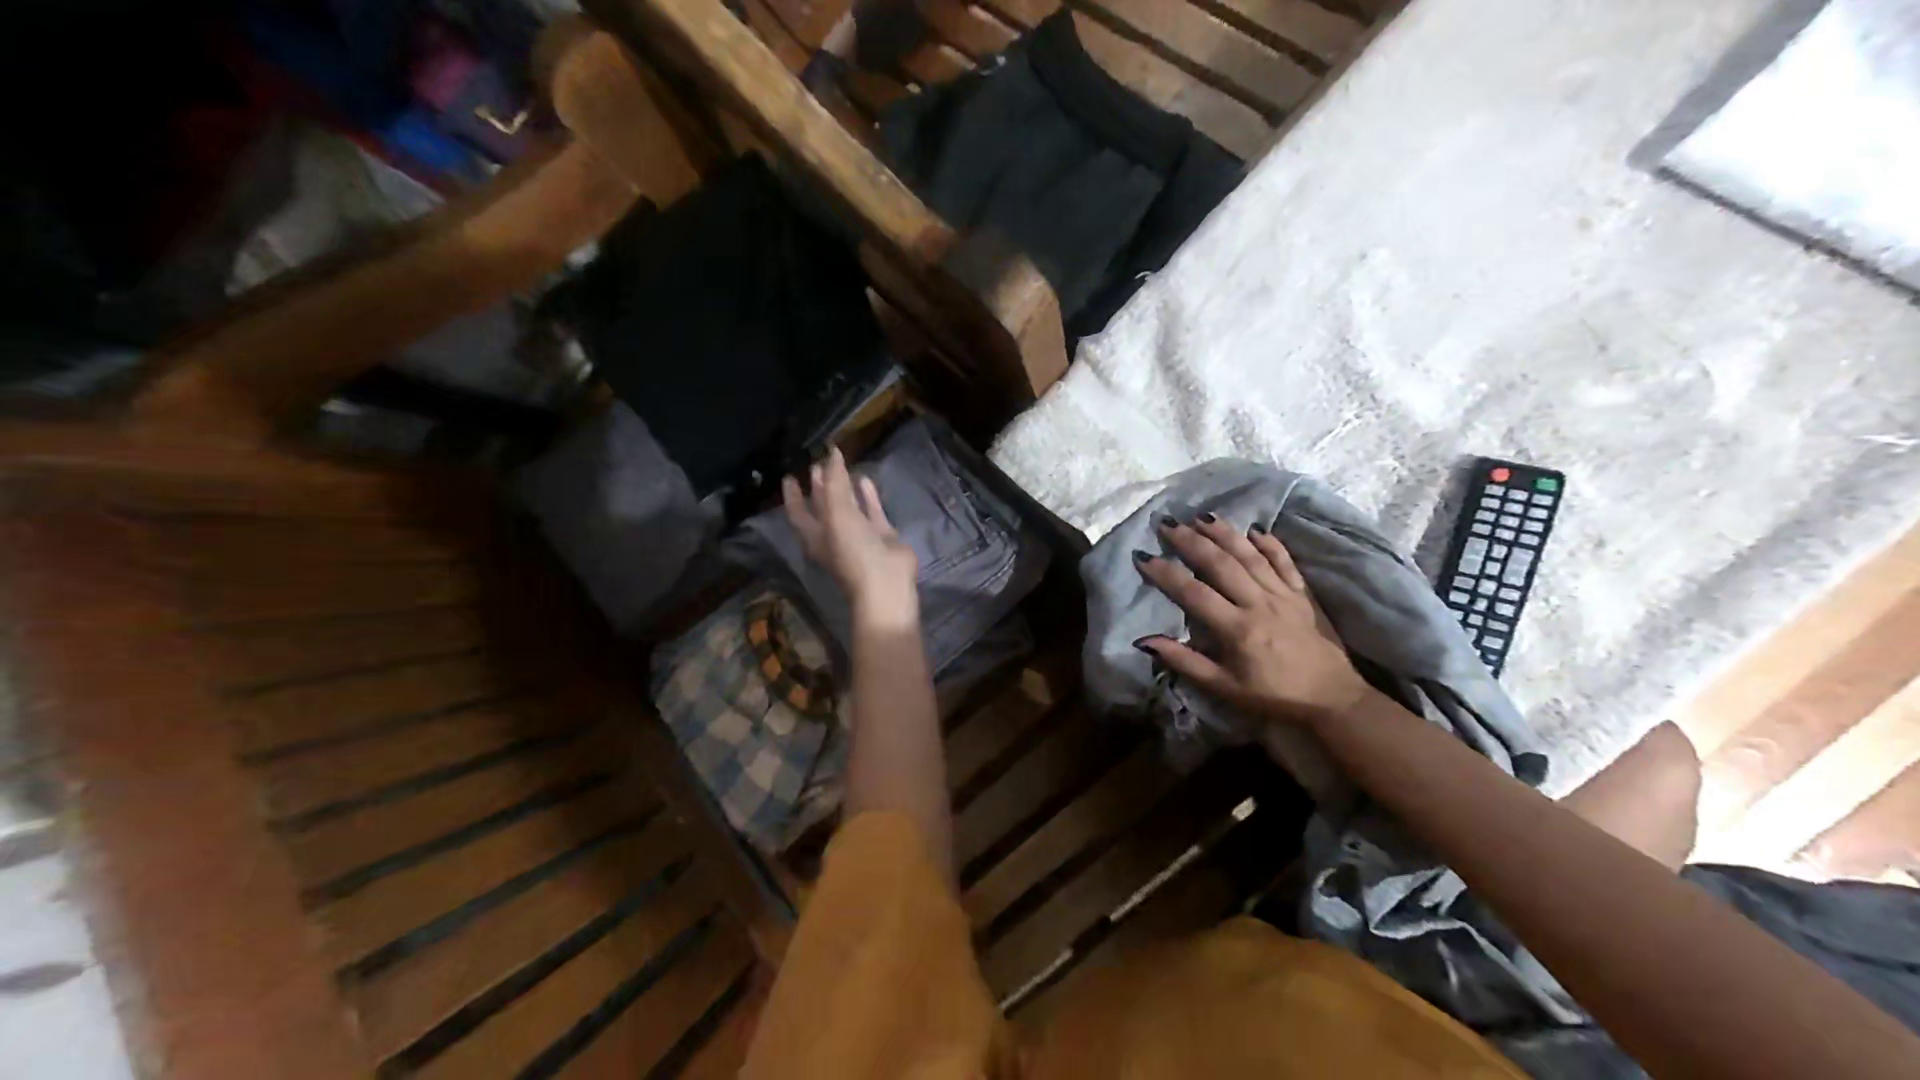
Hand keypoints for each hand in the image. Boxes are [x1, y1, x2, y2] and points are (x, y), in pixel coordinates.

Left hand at [783, 446, 918, 626]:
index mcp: (814, 535)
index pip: (797, 511)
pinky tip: (865, 479)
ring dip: (844, 489)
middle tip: (816, 465)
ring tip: (842, 467)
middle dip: (818, 487)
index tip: (790, 475)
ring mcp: (858, 537)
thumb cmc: (852, 549)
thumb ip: (834, 482)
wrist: (886, 580)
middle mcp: (832, 535)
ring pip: (848, 508)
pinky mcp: (880, 536)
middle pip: (822, 507)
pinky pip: (871, 512)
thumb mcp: (837, 513)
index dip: (793, 494)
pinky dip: (867, 497)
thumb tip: (831, 452)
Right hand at [1133, 515, 1370, 726]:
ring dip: (1225, 533)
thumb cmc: (1273, 697)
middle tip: (1168, 523)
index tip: (1144, 556)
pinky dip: (1269, 543)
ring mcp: (1284, 595)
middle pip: (1221, 564)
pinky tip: (1253, 530)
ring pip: (1251, 556)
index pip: (1194, 593)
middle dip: (1191, 541)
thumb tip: (1145, 641)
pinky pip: (1285, 561)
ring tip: (1201, 516)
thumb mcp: (1223, 688)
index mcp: (1237, 629)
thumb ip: (1184, 662)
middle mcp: (1260, 604)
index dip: (1167, 573)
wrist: (1333, 699)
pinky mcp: (1303, 594)